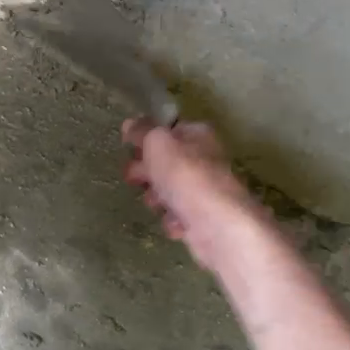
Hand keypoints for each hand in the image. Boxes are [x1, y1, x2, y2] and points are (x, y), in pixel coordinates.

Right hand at [122, 117, 258, 269]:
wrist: (219, 226)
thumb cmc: (186, 176)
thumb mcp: (157, 143)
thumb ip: (141, 131)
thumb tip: (129, 123)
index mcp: (197, 135)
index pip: (166, 130)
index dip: (145, 138)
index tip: (129, 148)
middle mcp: (204, 159)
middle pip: (165, 161)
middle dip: (146, 171)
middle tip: (133, 177)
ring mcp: (205, 190)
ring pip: (168, 189)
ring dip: (156, 197)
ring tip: (157, 203)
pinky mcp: (204, 218)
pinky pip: (178, 214)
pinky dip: (172, 218)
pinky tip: (175, 221)